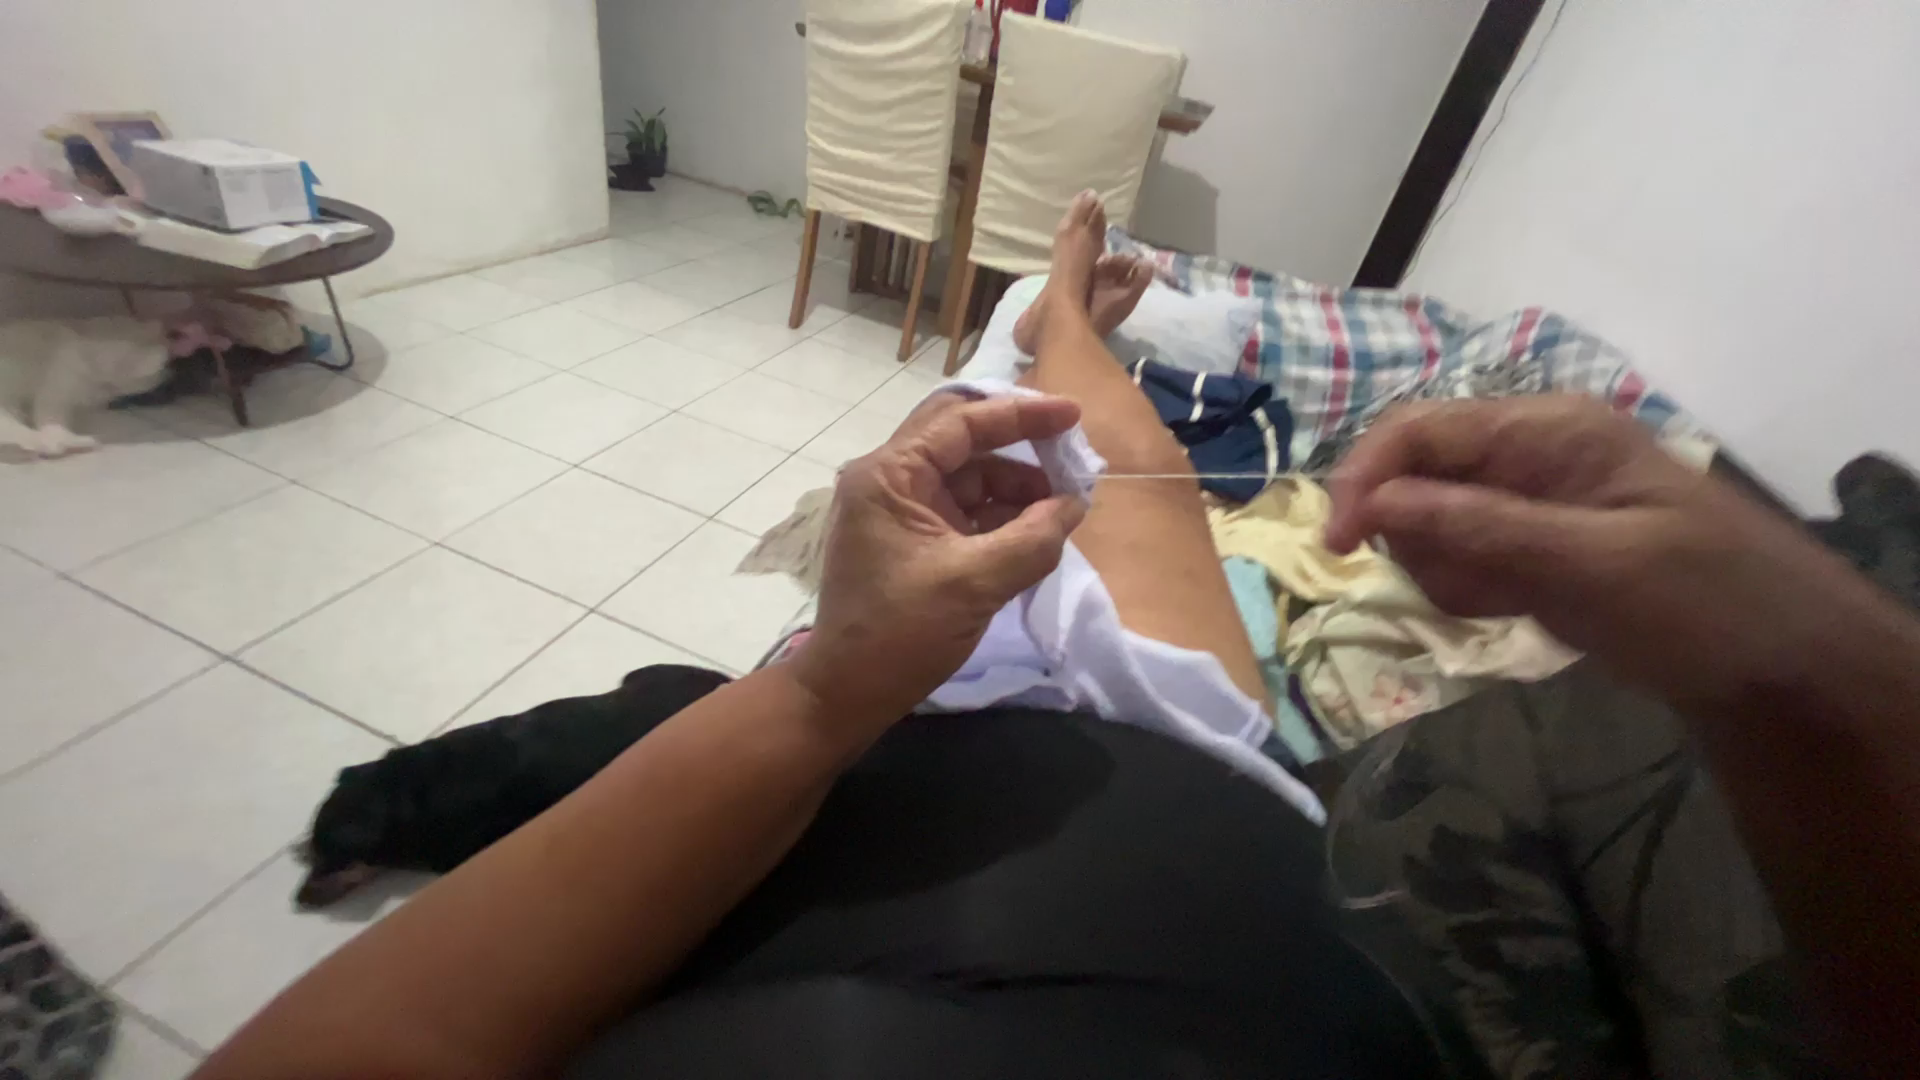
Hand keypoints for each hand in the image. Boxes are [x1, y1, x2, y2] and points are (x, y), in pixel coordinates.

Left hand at [789, 392, 1087, 724]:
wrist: (848, 694)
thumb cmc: (899, 634)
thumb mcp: (974, 583)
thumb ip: (1032, 539)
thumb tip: (1073, 506)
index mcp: (888, 476)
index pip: (959, 422)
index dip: (1020, 414)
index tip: (1072, 415)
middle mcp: (891, 482)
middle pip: (962, 442)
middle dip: (1018, 446)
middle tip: (1068, 455)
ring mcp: (902, 513)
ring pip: (968, 479)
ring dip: (1015, 488)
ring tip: (1060, 508)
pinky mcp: (915, 542)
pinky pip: (965, 514)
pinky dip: (1002, 518)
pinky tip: (1036, 531)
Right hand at [1323, 396, 1887, 710]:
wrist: (1775, 673)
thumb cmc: (1703, 603)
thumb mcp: (1588, 561)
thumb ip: (1477, 524)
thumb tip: (1371, 504)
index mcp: (1543, 429)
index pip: (1415, 430)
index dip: (1363, 477)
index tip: (1337, 543)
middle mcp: (1519, 452)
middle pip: (1407, 477)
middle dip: (1414, 534)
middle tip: (1463, 582)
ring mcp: (1515, 497)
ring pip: (1419, 523)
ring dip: (1442, 568)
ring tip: (1503, 597)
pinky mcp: (1512, 539)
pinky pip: (1445, 556)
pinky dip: (1462, 586)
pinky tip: (1510, 603)